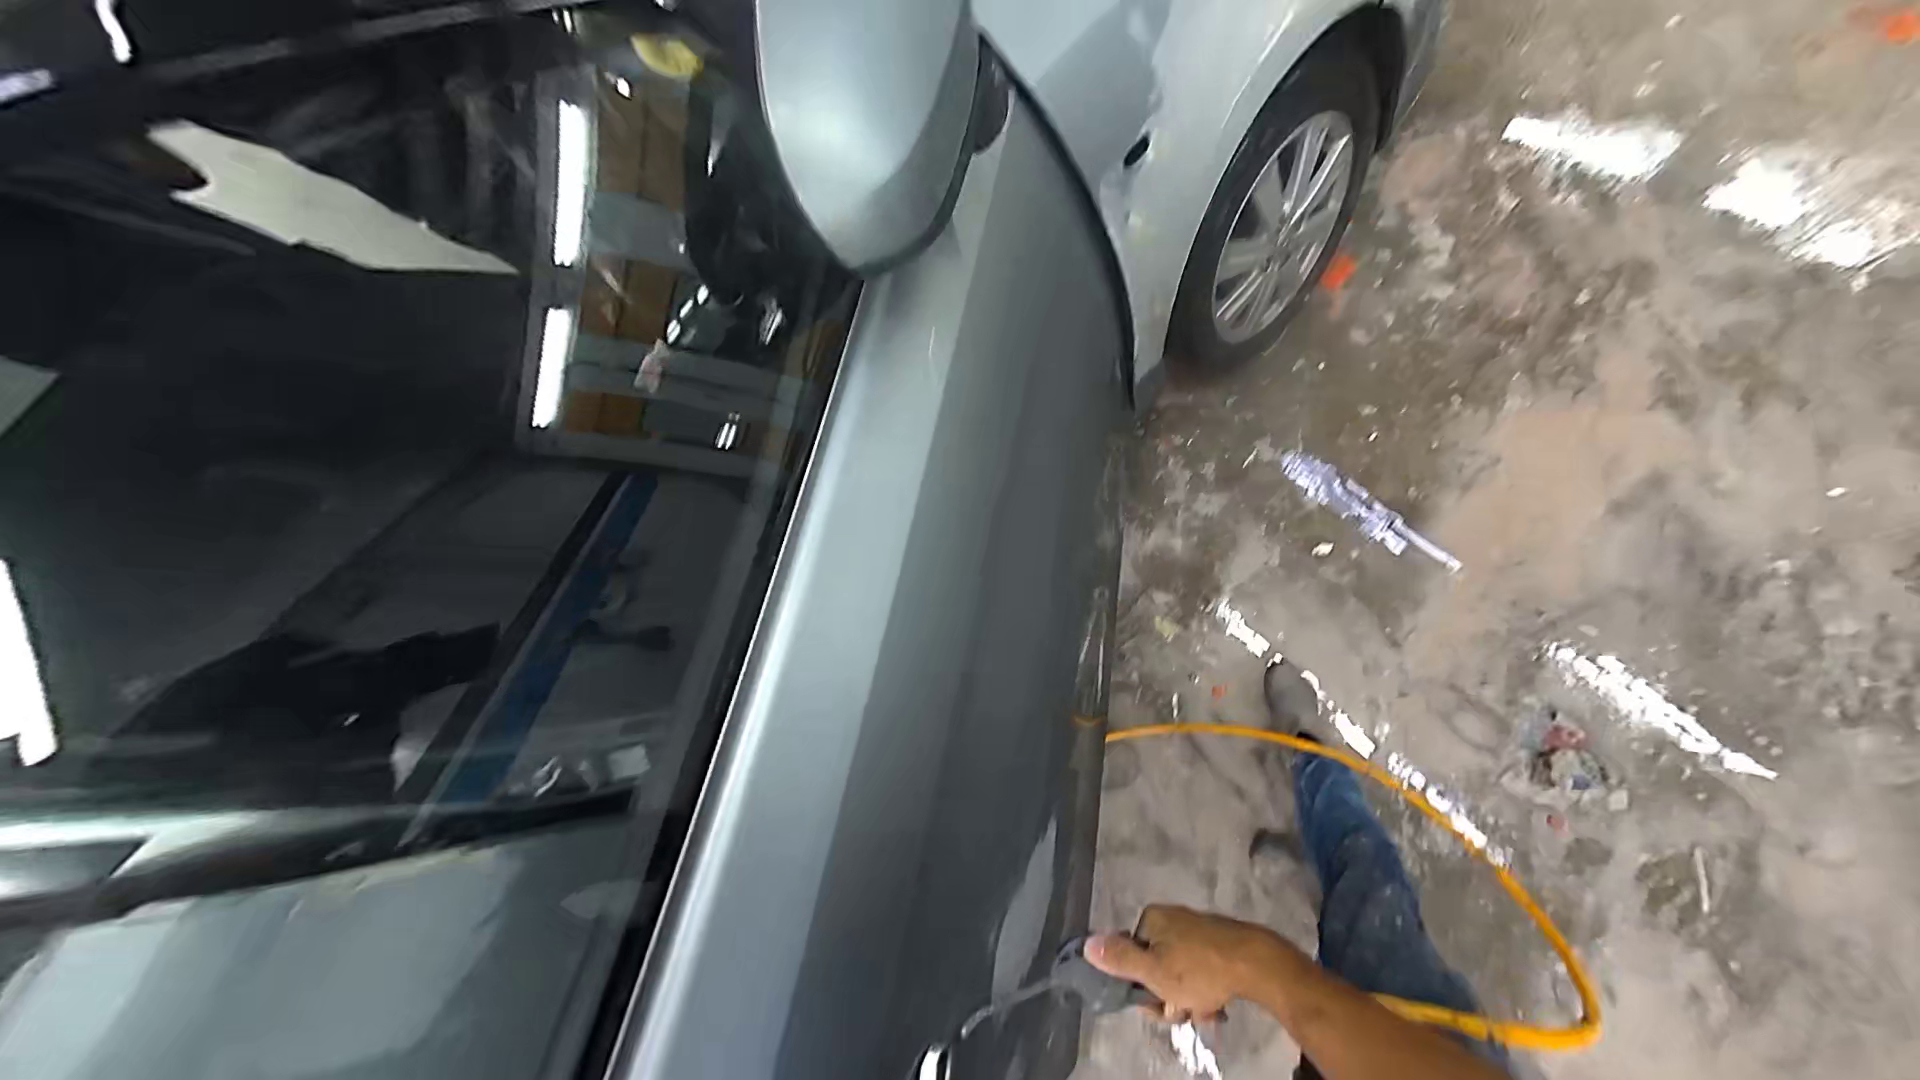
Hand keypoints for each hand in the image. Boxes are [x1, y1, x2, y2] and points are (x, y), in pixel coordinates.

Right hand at [1085, 904, 1301, 1021]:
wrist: (1254, 963)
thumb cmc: (1198, 969)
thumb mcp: (1153, 972)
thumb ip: (1119, 960)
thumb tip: (1085, 944)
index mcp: (1151, 918)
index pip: (1133, 955)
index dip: (1142, 985)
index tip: (1158, 1004)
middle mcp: (1170, 917)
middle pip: (1156, 964)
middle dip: (1168, 993)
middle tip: (1183, 1010)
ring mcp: (1195, 928)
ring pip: (1180, 971)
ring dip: (1188, 996)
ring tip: (1205, 1010)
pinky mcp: (1217, 940)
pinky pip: (1200, 968)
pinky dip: (1205, 988)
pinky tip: (1216, 1004)